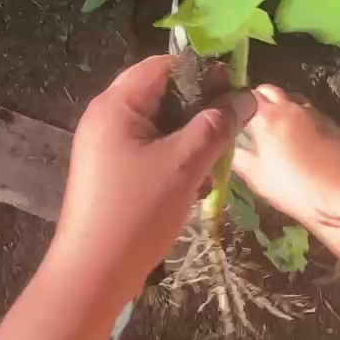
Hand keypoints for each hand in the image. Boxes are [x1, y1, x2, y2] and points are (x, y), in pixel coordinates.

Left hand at [48, 56, 254, 305]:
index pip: (163, 65)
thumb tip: (247, 97)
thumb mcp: (184, 165)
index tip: (234, 88)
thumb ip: (216, 126)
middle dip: (198, 104)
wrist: (92, 274)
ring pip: (157, 122)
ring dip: (189, 132)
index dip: (201, 71)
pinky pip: (148, 146)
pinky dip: (174, 154)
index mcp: (116, 104)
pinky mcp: (110, 169)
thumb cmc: (136, 212)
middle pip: (160, 92)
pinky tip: (196, 179)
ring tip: (217, 154)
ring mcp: (104, 144)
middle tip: (231, 121)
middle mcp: (105, 116)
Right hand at [233, 85, 339, 226]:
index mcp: (266, 116)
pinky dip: (303, 120)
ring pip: (293, 99)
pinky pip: (312, 114)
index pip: (246, 95)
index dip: (237, 103)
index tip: (232, 116)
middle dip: (259, 99)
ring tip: (279, 128)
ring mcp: (314, 113)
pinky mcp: (333, 124)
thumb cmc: (292, 187)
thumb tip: (229, 147)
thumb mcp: (255, 177)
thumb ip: (238, 157)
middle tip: (253, 119)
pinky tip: (304, 141)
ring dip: (283, 106)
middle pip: (270, 90)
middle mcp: (290, 107)